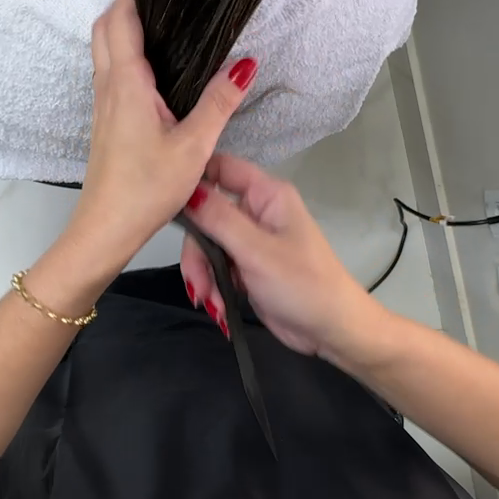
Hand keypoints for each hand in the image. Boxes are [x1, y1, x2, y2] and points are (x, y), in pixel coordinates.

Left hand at [51, 0, 254, 282]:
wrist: (106, 230)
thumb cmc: (146, 189)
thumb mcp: (193, 146)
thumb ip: (219, 102)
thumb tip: (245, 63)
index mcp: (126, 84)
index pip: (121, 20)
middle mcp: (108, 87)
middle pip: (104, 28)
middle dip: (123, 2)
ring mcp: (103, 105)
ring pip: (103, 51)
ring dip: (120, 27)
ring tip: (157, 17)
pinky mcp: (106, 122)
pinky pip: (109, 73)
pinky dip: (122, 54)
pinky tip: (151, 66)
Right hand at [180, 155, 383, 359]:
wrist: (331, 330)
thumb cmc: (303, 284)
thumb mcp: (256, 251)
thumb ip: (218, 218)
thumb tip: (185, 189)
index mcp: (266, 194)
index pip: (221, 168)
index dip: (193, 179)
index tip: (167, 203)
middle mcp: (257, 211)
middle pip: (206, 214)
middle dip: (197, 251)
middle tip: (197, 282)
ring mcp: (250, 239)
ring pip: (207, 244)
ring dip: (202, 273)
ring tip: (209, 301)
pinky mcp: (246, 265)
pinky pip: (215, 265)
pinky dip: (211, 285)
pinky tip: (217, 305)